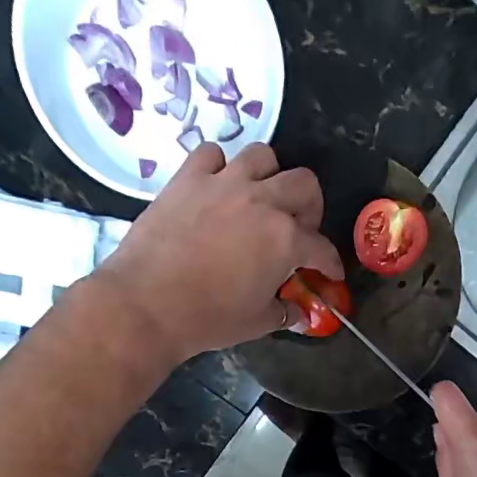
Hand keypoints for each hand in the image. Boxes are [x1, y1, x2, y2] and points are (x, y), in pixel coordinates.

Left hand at [93, 144, 344, 363]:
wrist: (146, 303)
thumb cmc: (208, 318)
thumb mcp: (256, 322)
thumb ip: (284, 313)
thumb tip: (300, 315)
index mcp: (285, 239)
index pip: (321, 247)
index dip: (330, 262)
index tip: (329, 273)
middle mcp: (262, 201)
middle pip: (303, 184)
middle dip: (310, 207)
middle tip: (299, 230)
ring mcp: (223, 184)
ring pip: (263, 156)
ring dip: (270, 175)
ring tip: (261, 199)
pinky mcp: (188, 178)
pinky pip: (212, 154)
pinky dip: (220, 167)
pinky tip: (217, 188)